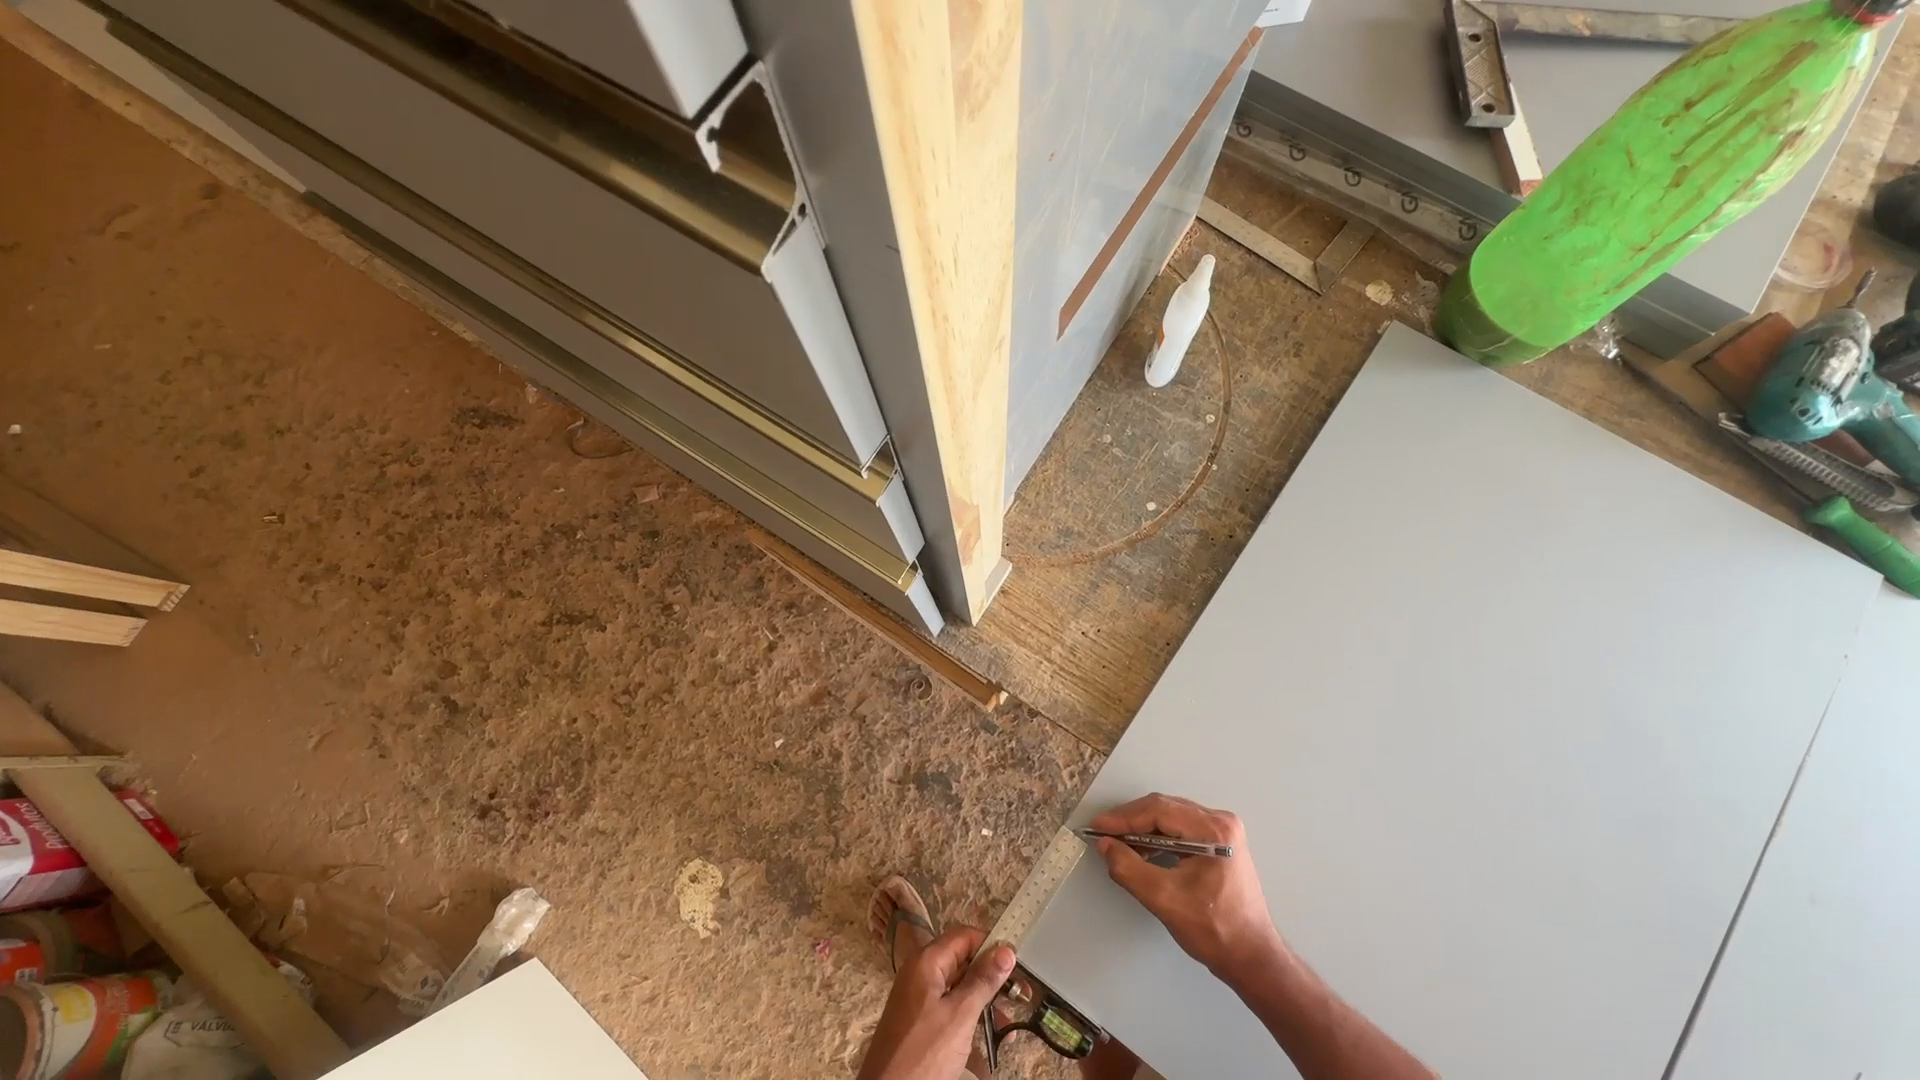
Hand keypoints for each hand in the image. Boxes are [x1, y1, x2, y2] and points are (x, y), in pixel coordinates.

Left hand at [857, 926, 1012, 1079]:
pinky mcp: (920, 1021)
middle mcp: (920, 973)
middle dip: (992, 976)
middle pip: (962, 961)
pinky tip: (991, 1035)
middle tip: (1021, 994)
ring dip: (985, 1000)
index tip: (1017, 963)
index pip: (964, 936)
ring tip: (1008, 1023)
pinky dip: (971, 1016)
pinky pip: (951, 1008)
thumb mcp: (959, 1015)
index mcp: (926, 962)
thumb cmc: (924, 1051)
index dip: (990, 944)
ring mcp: (919, 998)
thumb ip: (983, 980)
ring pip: (959, 987)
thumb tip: (1006, 949)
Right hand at [1091, 793, 1285, 985]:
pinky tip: (1143, 851)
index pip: (1159, 810)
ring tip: (1119, 845)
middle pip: (1165, 809)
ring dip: (1144, 829)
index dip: (1124, 818)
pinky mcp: (1220, 844)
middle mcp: (1221, 822)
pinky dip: (1159, 837)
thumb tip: (1106, 845)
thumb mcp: (1164, 899)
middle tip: (1104, 834)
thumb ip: (1129, 868)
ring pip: (1172, 817)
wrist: (1251, 956)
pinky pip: (1182, 829)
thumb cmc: (1213, 929)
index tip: (1097, 827)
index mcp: (1213, 830)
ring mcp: (1223, 832)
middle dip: (1131, 821)